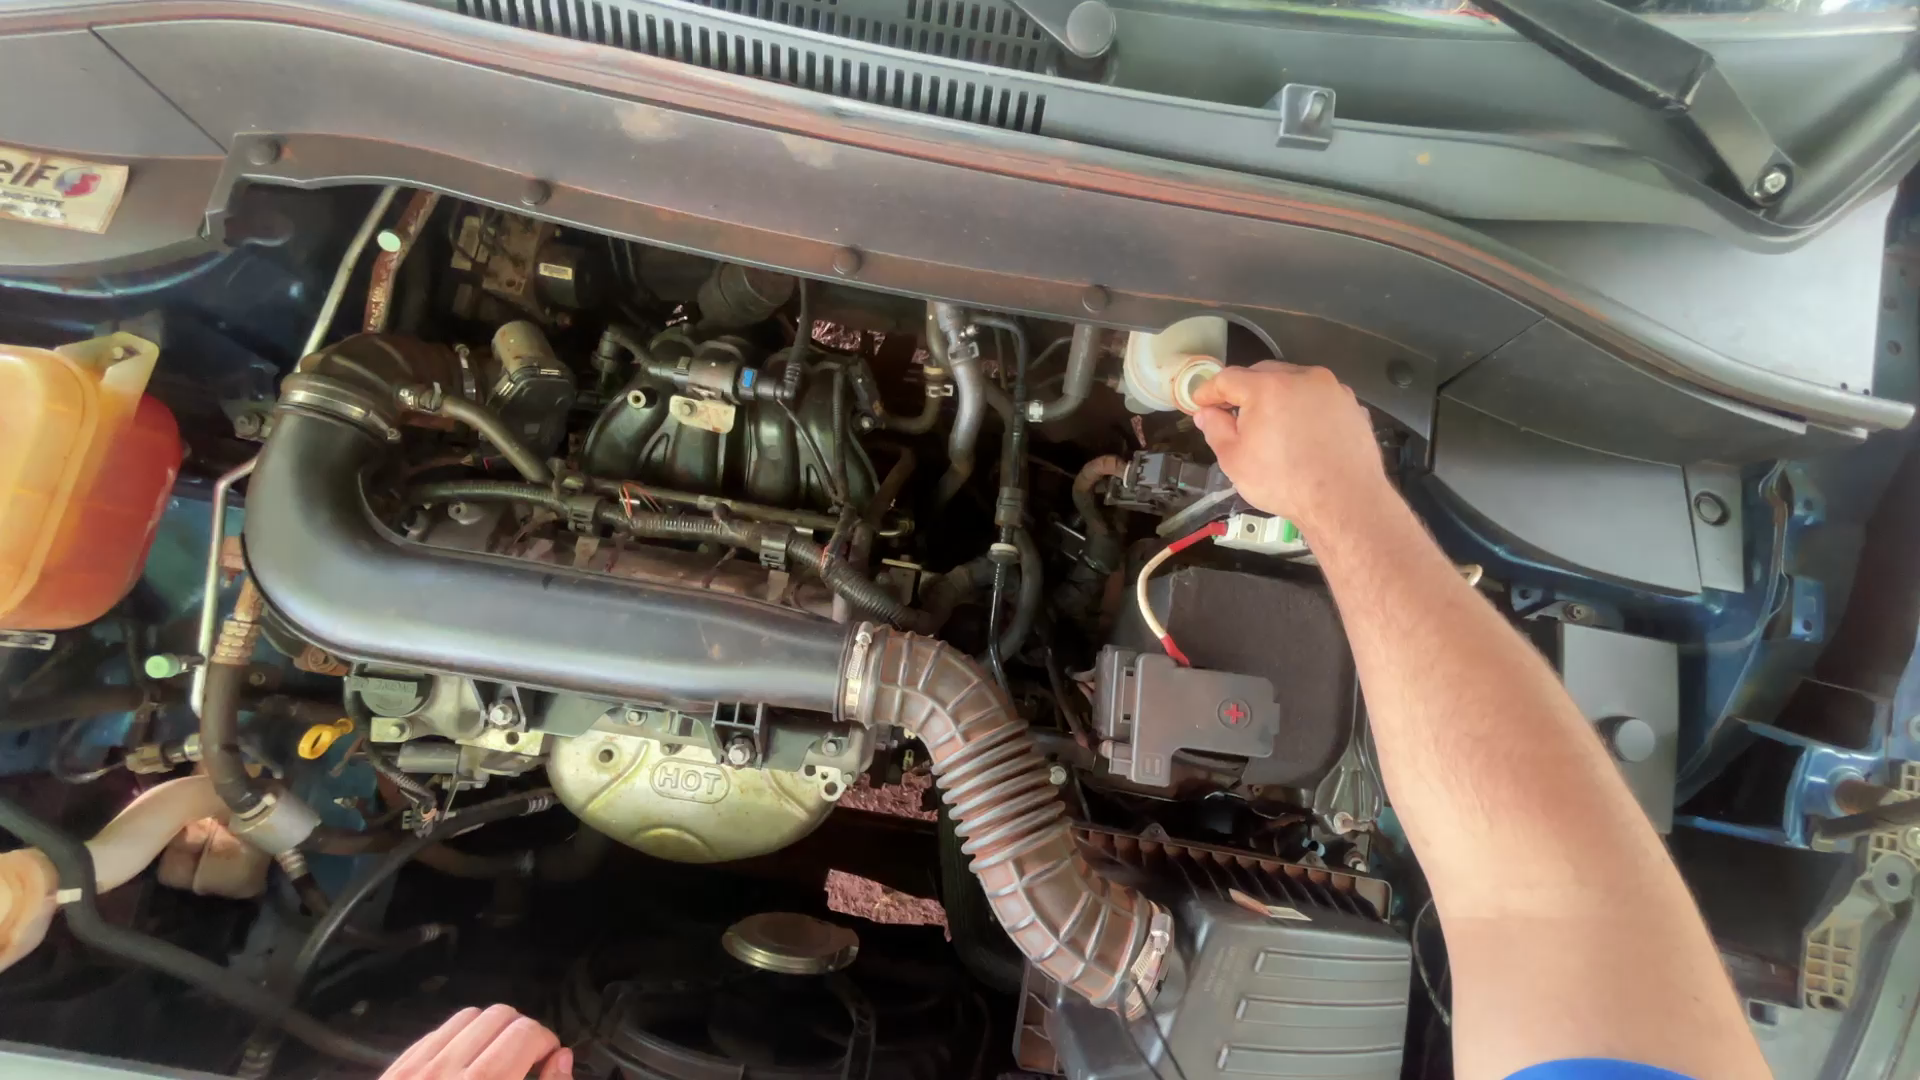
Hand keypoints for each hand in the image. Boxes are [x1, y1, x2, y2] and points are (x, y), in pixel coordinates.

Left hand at [381, 1004, 572, 1079]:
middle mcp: (445, 1074)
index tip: (547, 1060)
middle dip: (520, 1033)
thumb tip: (562, 1058)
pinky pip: (432, 1035)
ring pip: (467, 1017)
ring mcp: (411, 1073)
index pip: (527, 1032)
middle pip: (500, 1016)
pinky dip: (454, 1042)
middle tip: (523, 1060)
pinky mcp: (389, 1076)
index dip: (546, 1041)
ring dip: (488, 1032)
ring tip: (491, 1060)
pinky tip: (458, 1068)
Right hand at [1189, 361, 1386, 534]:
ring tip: (1269, 427)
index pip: (1228, 378)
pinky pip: (1316, 397)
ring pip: (1292, 383)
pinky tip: (1298, 434)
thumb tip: (1206, 413)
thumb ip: (1215, 429)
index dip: (1209, 390)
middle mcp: (1302, 378)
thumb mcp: (1234, 459)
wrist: (1343, 500)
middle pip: (1261, 374)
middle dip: (1243, 392)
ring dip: (1274, 397)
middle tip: (1232, 416)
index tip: (1200, 402)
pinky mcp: (1350, 404)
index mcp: (1268, 388)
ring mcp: (1331, 389)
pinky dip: (1301, 407)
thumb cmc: (1284, 482)